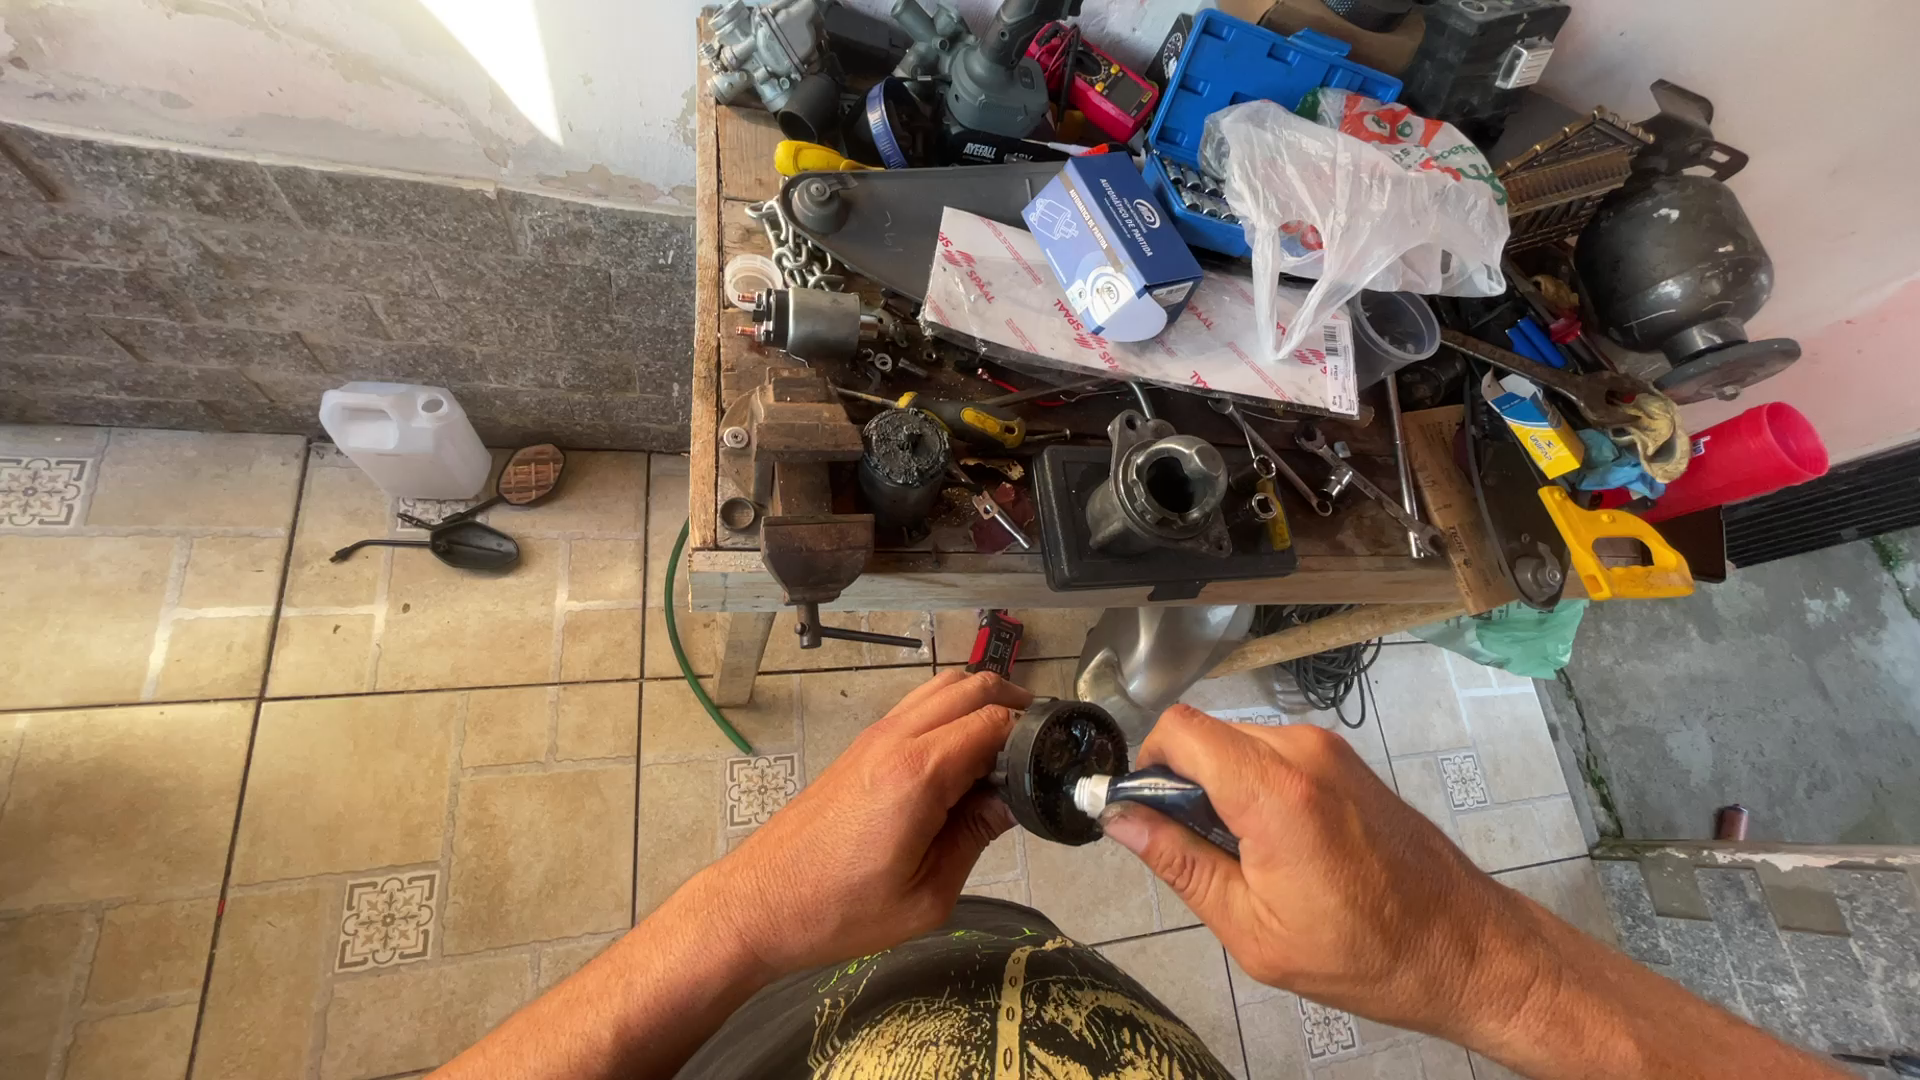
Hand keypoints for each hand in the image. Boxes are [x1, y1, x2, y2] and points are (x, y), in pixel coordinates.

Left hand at [689, 670, 1031, 978]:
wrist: (761, 901)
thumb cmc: (841, 910)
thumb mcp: (927, 895)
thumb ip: (976, 837)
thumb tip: (1010, 801)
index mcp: (919, 772)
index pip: (992, 721)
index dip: (1029, 733)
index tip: (1049, 758)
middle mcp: (898, 737)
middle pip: (970, 685)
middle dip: (1013, 702)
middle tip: (1038, 741)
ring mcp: (876, 734)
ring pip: (942, 685)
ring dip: (980, 698)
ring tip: (1006, 740)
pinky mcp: (863, 743)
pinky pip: (917, 704)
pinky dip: (950, 707)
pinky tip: (962, 749)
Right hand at [1100, 705, 1538, 1042]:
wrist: (1474, 950)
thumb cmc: (1363, 954)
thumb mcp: (1252, 928)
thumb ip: (1178, 862)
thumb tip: (1119, 817)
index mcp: (1273, 790)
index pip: (1178, 729)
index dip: (1148, 762)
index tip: (1149, 812)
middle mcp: (1298, 748)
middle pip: (1203, 735)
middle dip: (1182, 782)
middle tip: (1198, 847)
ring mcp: (1325, 747)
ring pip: (1233, 741)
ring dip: (1217, 784)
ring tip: (1243, 850)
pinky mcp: (1340, 756)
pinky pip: (1268, 750)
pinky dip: (1251, 782)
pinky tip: (1276, 838)